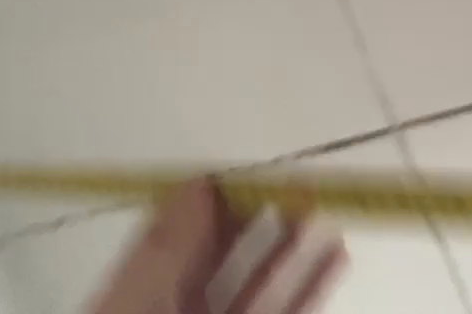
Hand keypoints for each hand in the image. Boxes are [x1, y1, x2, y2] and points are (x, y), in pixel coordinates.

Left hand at [89, 180, 347, 313]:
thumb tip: (198, 182)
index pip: (166, 249)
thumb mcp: (138, 308)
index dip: (201, 210)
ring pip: (257, 290)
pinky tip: (336, 254)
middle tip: (293, 181)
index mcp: (135, 306)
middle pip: (214, 266)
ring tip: (323, 208)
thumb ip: (166, 250)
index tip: (241, 173)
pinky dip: (312, 285)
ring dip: (291, 249)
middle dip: (253, 223)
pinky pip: (289, 312)